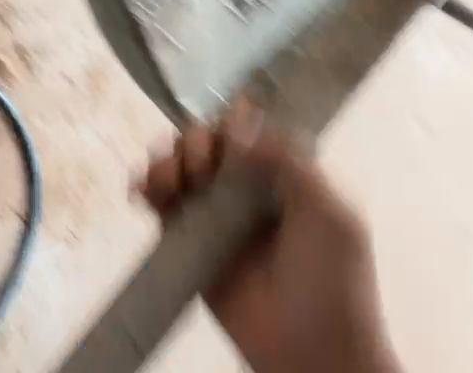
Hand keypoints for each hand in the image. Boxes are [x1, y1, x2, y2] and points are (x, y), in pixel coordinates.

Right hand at [137, 105, 402, 372]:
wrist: (310, 351)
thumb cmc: (331, 283)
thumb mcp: (332, 217)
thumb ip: (290, 163)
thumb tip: (236, 122)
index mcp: (281, 175)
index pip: (243, 128)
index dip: (227, 124)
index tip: (226, 140)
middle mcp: (242, 186)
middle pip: (202, 140)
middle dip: (192, 145)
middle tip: (201, 172)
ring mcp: (210, 211)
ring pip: (173, 163)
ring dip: (163, 162)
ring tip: (168, 187)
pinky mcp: (183, 236)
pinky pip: (154, 199)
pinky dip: (141, 187)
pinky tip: (140, 195)